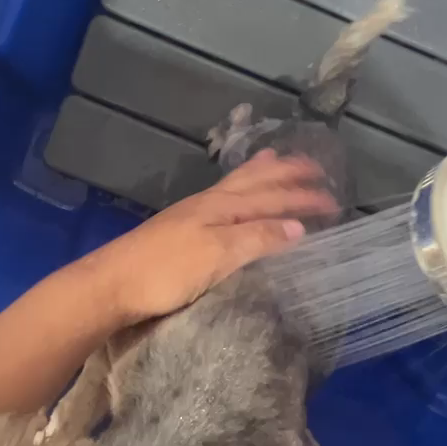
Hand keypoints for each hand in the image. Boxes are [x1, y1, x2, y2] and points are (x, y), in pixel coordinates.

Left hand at [72, 151, 337, 324]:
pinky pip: (222, 198)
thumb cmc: (165, 272)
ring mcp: (192, 214)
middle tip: (315, 167)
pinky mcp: (180, 229)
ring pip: (236, 185)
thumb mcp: (218, 256)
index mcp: (222, 207)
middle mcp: (209, 203)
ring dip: (261, 174)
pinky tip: (234, 198)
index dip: (304, 197)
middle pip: (255, 181)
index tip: (336, 201)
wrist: (110, 285)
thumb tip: (299, 227)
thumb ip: (257, 238)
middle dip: (287, 174)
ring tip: (275, 160)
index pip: (273, 196)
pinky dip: (239, 190)